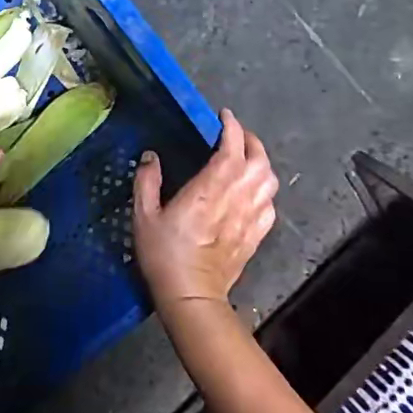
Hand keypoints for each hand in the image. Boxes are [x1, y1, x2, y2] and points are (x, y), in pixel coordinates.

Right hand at [132, 109, 277, 303]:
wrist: (191, 296)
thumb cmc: (163, 253)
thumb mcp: (143, 214)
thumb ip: (147, 180)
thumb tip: (151, 156)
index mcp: (208, 192)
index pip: (231, 153)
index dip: (232, 130)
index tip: (223, 116)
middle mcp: (235, 202)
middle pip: (259, 164)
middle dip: (251, 142)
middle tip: (234, 132)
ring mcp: (250, 221)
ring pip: (269, 183)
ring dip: (261, 163)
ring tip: (245, 155)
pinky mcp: (255, 237)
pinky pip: (270, 206)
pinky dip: (264, 189)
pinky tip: (251, 189)